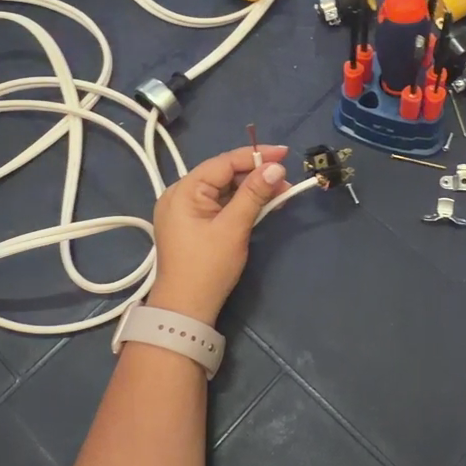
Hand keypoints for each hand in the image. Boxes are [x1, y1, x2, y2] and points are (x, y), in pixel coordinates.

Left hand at [148, 145, 292, 325]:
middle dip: (256, 176)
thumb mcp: (233, 228)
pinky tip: (262, 205)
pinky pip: (219, 204)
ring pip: (223, 189)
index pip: (223, 162)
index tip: (285, 154)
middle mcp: (180, 194)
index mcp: (183, 190)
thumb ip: (254, 194)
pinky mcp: (192, 225)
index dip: (255, 156)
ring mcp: (184, 210)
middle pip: (223, 174)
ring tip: (280, 194)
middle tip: (286, 182)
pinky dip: (240, 203)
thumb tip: (276, 167)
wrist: (185, 311)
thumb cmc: (208, 268)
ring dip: (251, 190)